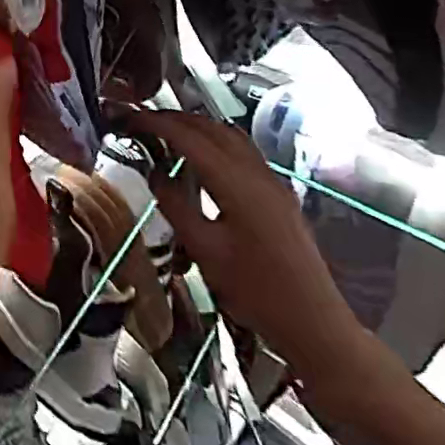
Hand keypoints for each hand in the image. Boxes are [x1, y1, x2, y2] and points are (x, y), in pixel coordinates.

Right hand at [121, 108, 362, 377]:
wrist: (315, 325)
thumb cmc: (256, 292)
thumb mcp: (204, 250)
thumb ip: (176, 205)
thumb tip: (154, 172)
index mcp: (236, 183)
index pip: (189, 137)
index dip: (156, 123)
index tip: (129, 118)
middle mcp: (257, 172)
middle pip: (211, 128)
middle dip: (175, 119)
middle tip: (142, 122)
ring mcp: (272, 181)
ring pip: (230, 135)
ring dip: (197, 127)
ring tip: (168, 133)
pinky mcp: (279, 194)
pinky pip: (242, 150)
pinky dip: (216, 141)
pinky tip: (202, 158)